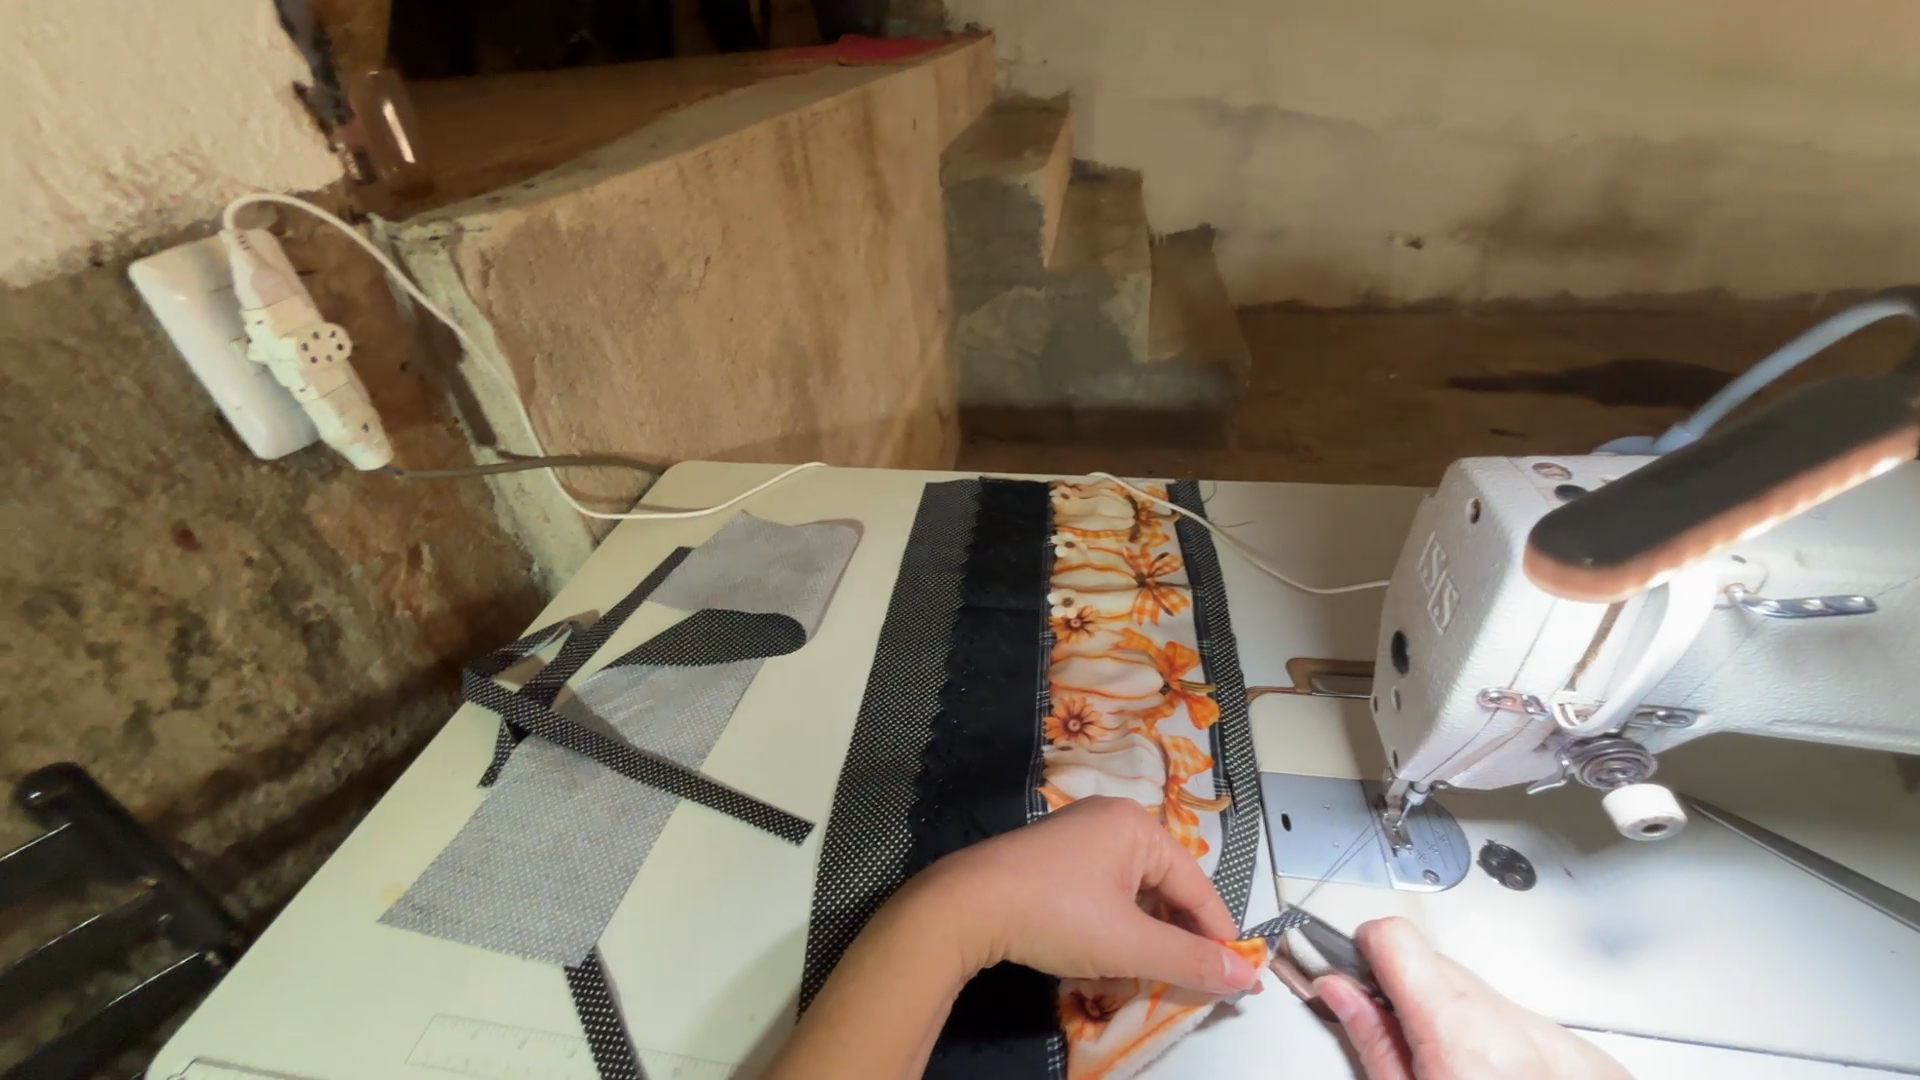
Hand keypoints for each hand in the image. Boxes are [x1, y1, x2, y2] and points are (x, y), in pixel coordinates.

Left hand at [903, 796, 1260, 994]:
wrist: (970, 903)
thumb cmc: (1056, 914)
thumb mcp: (1128, 944)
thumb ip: (1191, 961)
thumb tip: (1246, 976)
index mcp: (1137, 827)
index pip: (1197, 887)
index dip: (1217, 938)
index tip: (1235, 984)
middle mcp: (1113, 820)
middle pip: (1165, 887)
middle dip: (1172, 939)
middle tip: (1181, 985)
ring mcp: (1082, 834)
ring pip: (1134, 893)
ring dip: (1140, 936)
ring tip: (1136, 974)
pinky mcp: (1058, 854)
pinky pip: (1104, 889)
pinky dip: (1112, 924)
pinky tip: (1101, 956)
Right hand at [1314, 918, 1630, 1079]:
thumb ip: (1373, 1042)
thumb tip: (1340, 992)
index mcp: (1460, 1033)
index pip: (1394, 936)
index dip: (1365, 953)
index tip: (1354, 974)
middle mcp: (1518, 1029)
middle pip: (1439, 967)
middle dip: (1411, 994)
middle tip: (1399, 1041)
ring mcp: (1566, 1047)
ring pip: (1484, 999)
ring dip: (1460, 1024)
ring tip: (1457, 1076)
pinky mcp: (1596, 1065)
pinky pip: (1530, 1031)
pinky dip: (1507, 1049)